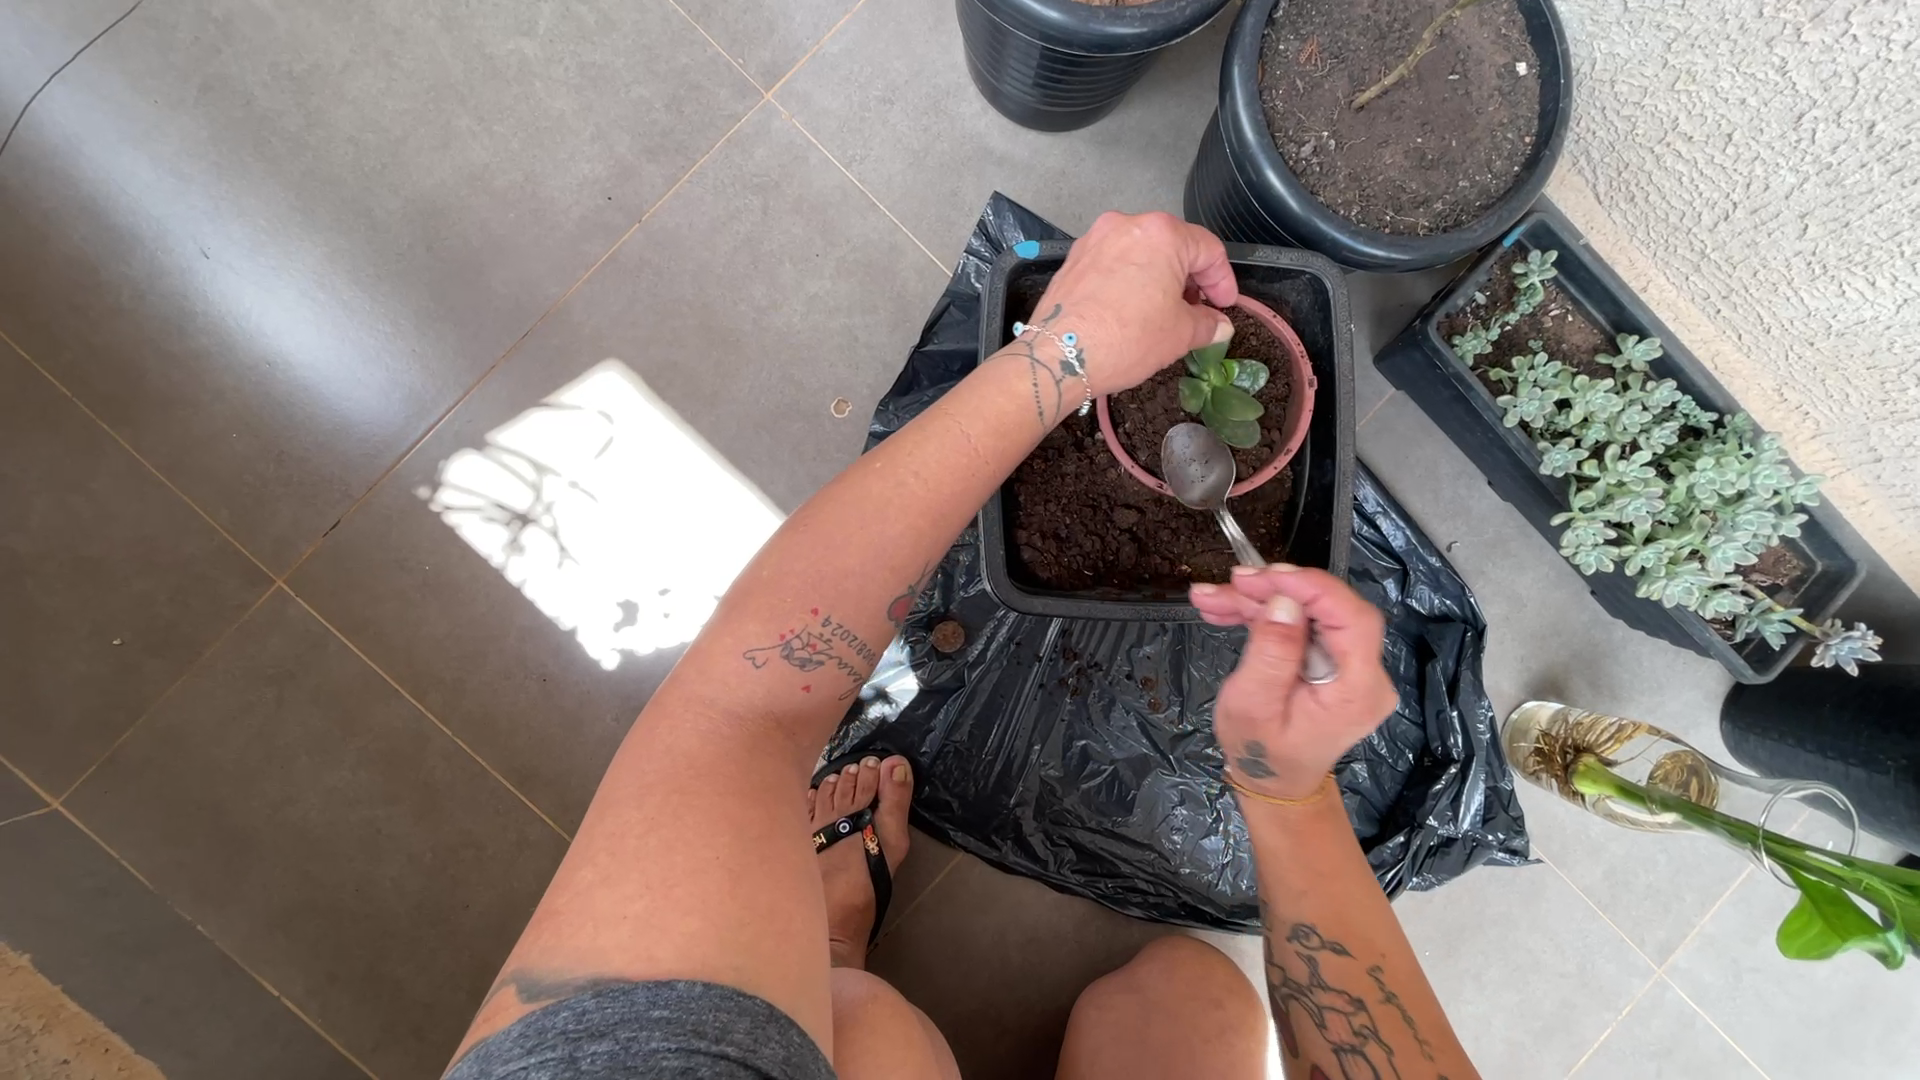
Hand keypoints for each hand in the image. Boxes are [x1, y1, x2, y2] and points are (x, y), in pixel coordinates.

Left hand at [1030, 211, 1237, 395]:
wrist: (1059, 357)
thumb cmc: (1124, 339)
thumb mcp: (1178, 334)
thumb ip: (1206, 324)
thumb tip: (1219, 325)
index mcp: (1161, 233)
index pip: (1208, 249)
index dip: (1223, 280)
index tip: (1224, 305)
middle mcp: (1125, 226)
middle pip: (1172, 247)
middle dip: (1188, 280)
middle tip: (1196, 311)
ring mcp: (1094, 241)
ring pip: (1139, 255)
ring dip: (1157, 281)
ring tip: (1162, 315)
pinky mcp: (1072, 262)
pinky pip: (1111, 266)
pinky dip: (1127, 284)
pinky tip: (1130, 312)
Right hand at [1191, 566, 1399, 799]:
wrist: (1274, 783)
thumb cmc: (1260, 752)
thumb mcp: (1252, 704)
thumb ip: (1271, 653)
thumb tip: (1284, 603)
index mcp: (1356, 689)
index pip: (1353, 620)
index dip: (1313, 589)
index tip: (1266, 576)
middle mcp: (1365, 673)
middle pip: (1329, 610)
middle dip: (1276, 590)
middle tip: (1230, 582)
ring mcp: (1349, 666)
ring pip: (1308, 613)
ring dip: (1258, 601)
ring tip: (1209, 597)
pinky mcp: (1330, 661)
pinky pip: (1301, 626)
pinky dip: (1262, 614)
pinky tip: (1223, 608)